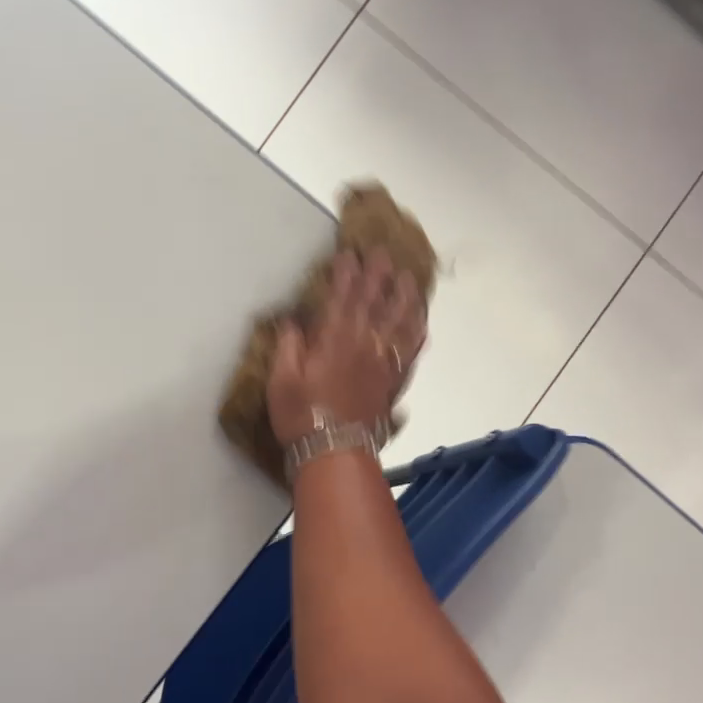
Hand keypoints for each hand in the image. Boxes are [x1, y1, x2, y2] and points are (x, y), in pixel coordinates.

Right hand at [268, 249, 426, 446]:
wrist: (334, 449)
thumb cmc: (300, 414)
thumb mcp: (280, 379)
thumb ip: (288, 345)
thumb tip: (293, 320)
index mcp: (335, 339)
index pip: (344, 296)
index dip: (347, 272)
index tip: (349, 252)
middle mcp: (366, 342)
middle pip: (377, 300)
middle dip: (379, 274)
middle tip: (384, 253)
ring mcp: (385, 361)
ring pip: (402, 319)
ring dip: (406, 295)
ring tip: (409, 278)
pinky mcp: (395, 379)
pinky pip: (412, 349)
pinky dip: (418, 330)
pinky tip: (421, 322)